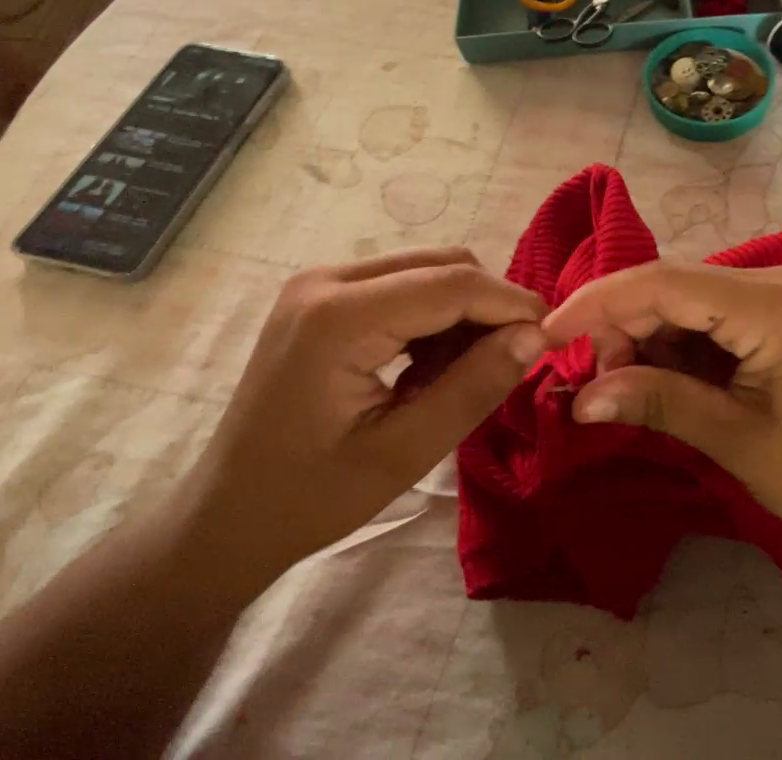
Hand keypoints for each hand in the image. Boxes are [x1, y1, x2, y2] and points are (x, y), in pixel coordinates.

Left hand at [173, 248, 547, 579]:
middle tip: (509, 364)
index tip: (554, 340)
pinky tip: (428, 370)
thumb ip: (473, 388)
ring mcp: (319, 285)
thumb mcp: (404, 452)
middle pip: (442, 265)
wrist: (227, 515)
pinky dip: (434, 318)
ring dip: (462, 314)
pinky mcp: (321, 299)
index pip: (452, 284)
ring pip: (426, 271)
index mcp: (337, 317)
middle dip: (489, 307)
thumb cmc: (311, 496)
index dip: (512, 305)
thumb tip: (536, 337)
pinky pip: (402, 286)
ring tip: (460, 377)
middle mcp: (325, 281)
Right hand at [542, 260, 781, 550]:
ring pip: (682, 304)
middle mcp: (770, 285)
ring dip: (643, 341)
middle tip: (587, 387)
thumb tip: (579, 396)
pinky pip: (706, 322)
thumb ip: (658, 402)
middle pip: (669, 288)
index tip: (545, 338)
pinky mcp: (773, 322)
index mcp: (768, 305)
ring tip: (620, 393)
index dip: (597, 306)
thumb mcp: (734, 439)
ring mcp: (774, 301)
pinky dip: (673, 350)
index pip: (662, 283)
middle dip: (619, 329)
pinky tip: (656, 384)